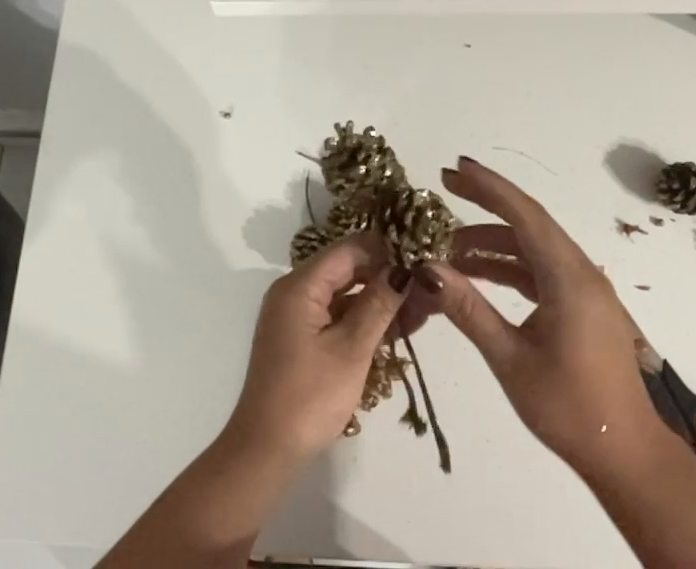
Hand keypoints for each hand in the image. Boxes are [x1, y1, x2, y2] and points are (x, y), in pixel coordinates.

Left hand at [224, 232, 409, 464]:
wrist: (267, 447)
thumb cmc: (309, 397)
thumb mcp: (351, 350)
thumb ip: (378, 305)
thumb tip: (403, 269)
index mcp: (299, 286)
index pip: (348, 249)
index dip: (385, 249)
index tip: (422, 257)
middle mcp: (294, 292)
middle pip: (345, 268)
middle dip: (385, 275)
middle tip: (427, 288)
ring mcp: (296, 315)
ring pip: (344, 293)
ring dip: (378, 300)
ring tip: (422, 310)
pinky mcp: (301, 336)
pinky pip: (336, 314)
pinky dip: (363, 319)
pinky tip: (397, 329)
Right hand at [425, 157, 662, 475]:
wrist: (626, 455)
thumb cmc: (568, 408)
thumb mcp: (510, 359)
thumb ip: (468, 309)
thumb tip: (426, 268)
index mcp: (570, 279)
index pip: (525, 216)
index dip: (488, 188)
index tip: (454, 168)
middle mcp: (582, 275)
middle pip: (530, 224)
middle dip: (487, 203)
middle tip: (446, 186)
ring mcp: (586, 291)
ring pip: (534, 249)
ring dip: (493, 242)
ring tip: (448, 248)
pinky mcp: (583, 309)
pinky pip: (541, 272)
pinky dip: (508, 267)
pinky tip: (478, 275)